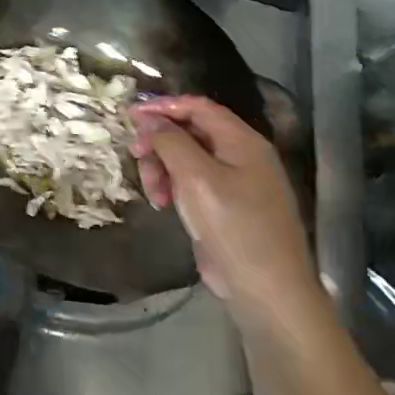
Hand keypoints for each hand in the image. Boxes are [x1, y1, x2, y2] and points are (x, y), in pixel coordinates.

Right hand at [130, 96, 319, 334]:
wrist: (265, 288)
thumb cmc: (233, 227)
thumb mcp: (196, 178)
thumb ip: (171, 142)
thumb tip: (149, 119)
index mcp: (242, 143)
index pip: (198, 107)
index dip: (163, 106)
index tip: (129, 115)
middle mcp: (240, 156)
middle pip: (189, 132)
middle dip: (158, 142)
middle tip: (135, 156)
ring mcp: (234, 182)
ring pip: (185, 158)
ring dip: (160, 167)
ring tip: (152, 192)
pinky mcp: (223, 205)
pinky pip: (190, 182)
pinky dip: (171, 186)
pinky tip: (163, 204)